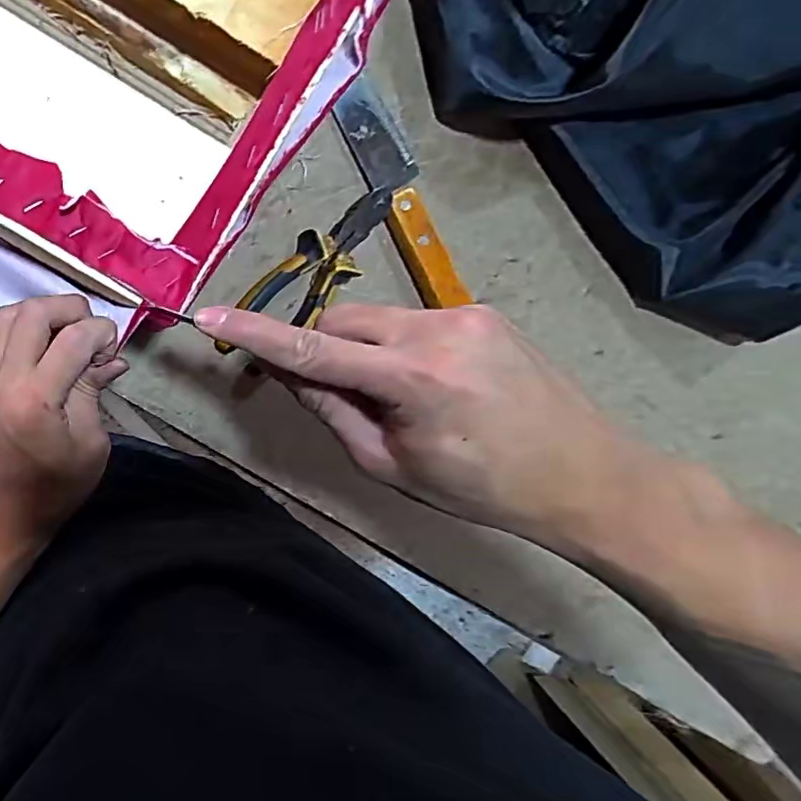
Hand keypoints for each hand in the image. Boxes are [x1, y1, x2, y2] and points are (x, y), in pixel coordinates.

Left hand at [0, 296, 128, 550]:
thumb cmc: (56, 488)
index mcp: (36, 399)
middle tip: (93, 332)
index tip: (115, 348)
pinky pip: (3, 334)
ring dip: (45, 312)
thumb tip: (111, 356)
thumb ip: (93, 391)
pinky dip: (30, 326)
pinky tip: (54, 346)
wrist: (9, 513)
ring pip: (10, 314)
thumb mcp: (91, 444)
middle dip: (70, 309)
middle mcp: (7, 379)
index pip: (71, 339)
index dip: (102, 332)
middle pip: (33, 312)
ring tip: (72, 333)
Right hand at [194, 302, 676, 548]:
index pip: (312, 349)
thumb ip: (331, 411)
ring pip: (370, 319)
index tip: (210, 317)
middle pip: (337, 322)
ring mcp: (464, 314)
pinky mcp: (480, 311)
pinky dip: (389, 347)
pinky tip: (420, 383)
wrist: (591, 477)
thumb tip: (288, 373)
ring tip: (387, 397)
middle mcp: (438, 330)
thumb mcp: (387, 463)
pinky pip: (406, 320)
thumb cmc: (480, 489)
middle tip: (325, 395)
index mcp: (414, 379)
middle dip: (317, 350)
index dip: (254, 334)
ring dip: (355, 350)